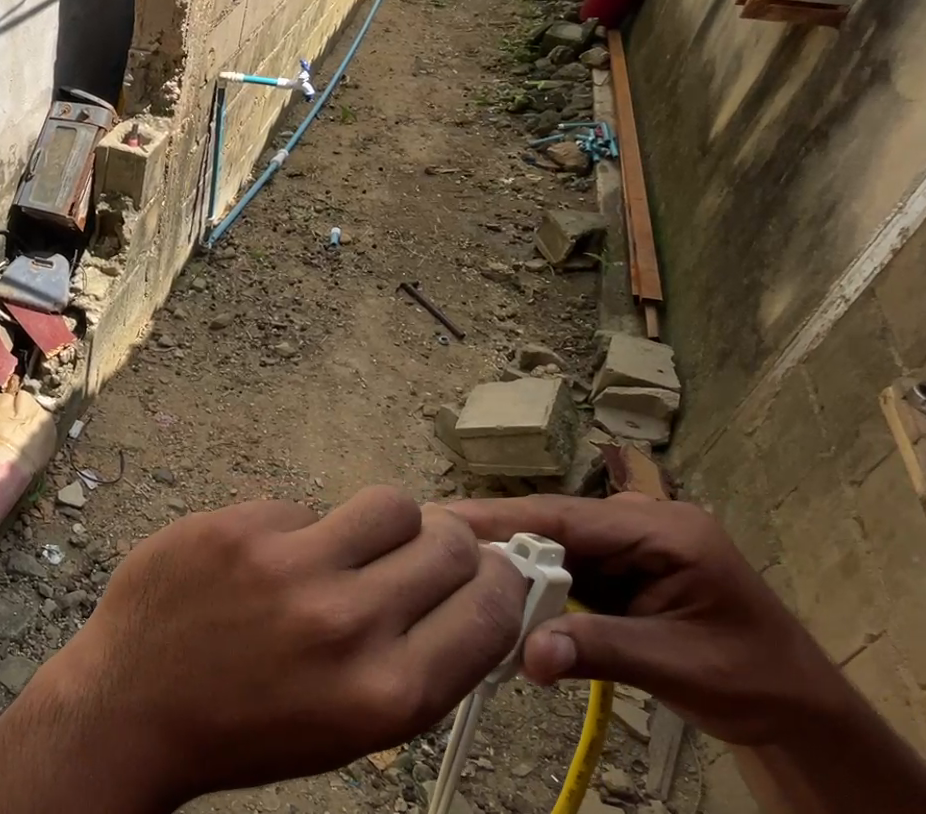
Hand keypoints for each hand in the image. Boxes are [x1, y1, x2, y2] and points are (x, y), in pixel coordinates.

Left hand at [28, 488, 527, 805]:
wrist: (133, 705)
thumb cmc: (245, 726)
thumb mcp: (352, 726)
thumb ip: (416, 665)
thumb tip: (469, 593)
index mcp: (389, 691)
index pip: (490, 609)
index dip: (496, 581)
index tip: (485, 569)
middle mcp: (346, 621)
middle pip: (446, 543)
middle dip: (444, 542)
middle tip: (420, 547)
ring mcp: (284, 564)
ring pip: (384, 503)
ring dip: (379, 521)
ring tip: (345, 543)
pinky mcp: (233, 526)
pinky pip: (297, 506)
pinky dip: (292, 529)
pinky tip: (260, 561)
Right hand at [448, 493, 851, 746]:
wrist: (794, 708)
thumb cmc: (753, 680)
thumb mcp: (678, 665)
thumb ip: (599, 650)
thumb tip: (527, 657)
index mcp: (663, 529)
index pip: (562, 515)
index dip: (498, 518)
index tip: (438, 522)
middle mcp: (635, 521)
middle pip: (545, 524)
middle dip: (492, 543)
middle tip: (429, 554)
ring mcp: (620, 541)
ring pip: (542, 544)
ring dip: (503, 565)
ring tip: (447, 573)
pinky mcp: (608, 564)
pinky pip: (552, 565)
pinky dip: (523, 584)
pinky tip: (487, 593)